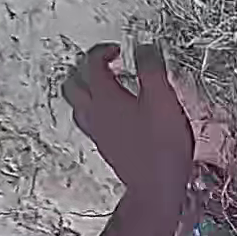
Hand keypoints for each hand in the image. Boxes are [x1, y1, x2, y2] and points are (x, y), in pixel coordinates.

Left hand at [61, 42, 192, 209]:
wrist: (157, 186)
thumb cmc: (160, 146)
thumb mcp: (163, 99)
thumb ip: (152, 69)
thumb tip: (144, 48)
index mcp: (105, 97)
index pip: (92, 64)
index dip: (102, 51)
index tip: (116, 50)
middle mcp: (95, 114)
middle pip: (73, 84)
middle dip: (86, 70)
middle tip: (104, 65)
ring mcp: (98, 133)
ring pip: (78, 105)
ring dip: (87, 91)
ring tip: (104, 87)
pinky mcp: (107, 148)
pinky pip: (91, 124)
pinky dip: (97, 112)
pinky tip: (113, 116)